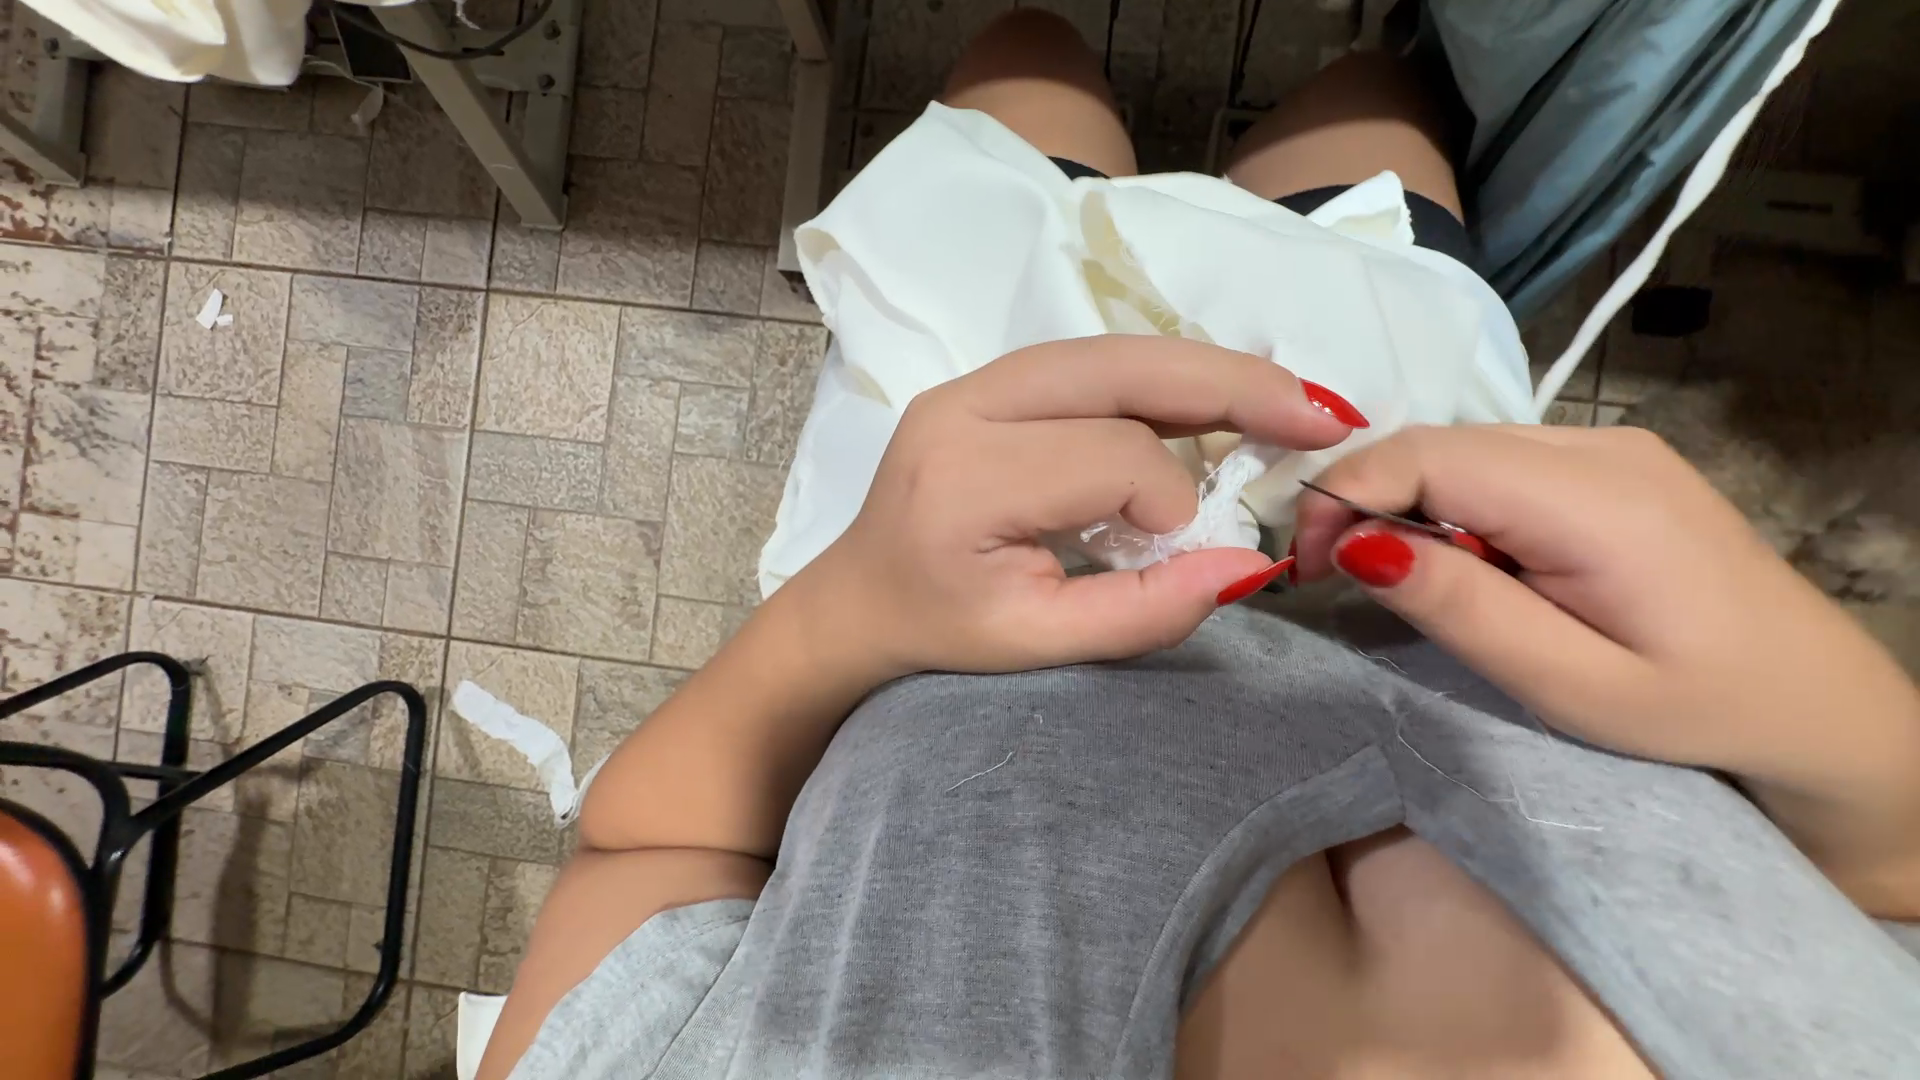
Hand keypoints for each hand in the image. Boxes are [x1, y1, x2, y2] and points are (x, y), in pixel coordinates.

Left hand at [786, 335, 1359, 683]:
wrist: (858, 603)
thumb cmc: (940, 633)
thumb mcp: (1036, 644)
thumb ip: (1141, 613)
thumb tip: (1251, 564)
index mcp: (965, 480)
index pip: (1107, 457)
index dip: (1165, 498)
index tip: (1175, 543)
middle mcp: (962, 407)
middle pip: (1118, 367)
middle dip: (1231, 385)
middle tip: (1323, 415)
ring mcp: (968, 384)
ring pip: (1109, 351)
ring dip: (1202, 373)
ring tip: (1282, 403)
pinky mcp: (982, 383)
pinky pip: (1088, 364)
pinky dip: (1157, 380)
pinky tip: (1209, 400)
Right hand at [1291, 424, 1919, 911]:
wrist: (1820, 708)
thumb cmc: (1695, 712)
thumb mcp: (1566, 683)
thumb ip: (1459, 607)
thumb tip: (1357, 543)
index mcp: (1593, 498)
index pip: (1424, 455)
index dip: (1342, 493)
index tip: (1308, 563)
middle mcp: (1596, 446)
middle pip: (1431, 443)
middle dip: (1356, 498)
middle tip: (1328, 572)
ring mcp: (1604, 446)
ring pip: (1451, 447)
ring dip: (1393, 500)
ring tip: (1382, 570)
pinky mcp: (1602, 462)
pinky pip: (1485, 461)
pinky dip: (1436, 499)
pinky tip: (1445, 553)